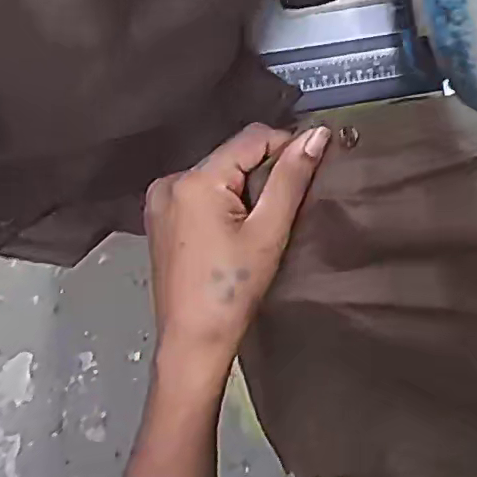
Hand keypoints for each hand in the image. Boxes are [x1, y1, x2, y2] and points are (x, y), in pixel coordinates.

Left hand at [144, 123, 329, 393]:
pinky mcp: (161, 218)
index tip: (309, 171)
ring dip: (245, 187)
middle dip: (264, 172)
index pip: (252, 137)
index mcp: (195, 180)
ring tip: (259, 226)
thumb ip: (291, 177)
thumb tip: (316, 135)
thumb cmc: (232, 291)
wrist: (193, 340)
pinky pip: (202, 192)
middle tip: (282, 210)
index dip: (287, 147)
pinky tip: (235, 233)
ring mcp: (161, 200)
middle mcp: (171, 182)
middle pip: (234, 154)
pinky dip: (225, 202)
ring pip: (219, 173)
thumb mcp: (269, 230)